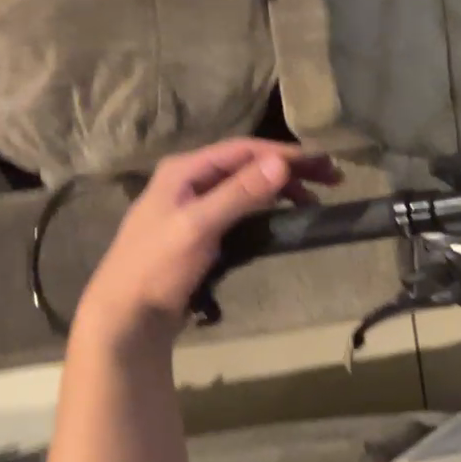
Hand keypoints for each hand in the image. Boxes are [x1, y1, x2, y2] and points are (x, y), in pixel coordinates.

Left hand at [75, 139, 340, 341]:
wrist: (128, 313)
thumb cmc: (158, 267)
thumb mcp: (200, 227)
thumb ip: (240, 194)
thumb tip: (281, 162)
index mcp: (184, 170)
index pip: (245, 149)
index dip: (287, 153)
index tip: (325, 164)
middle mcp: (190, 179)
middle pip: (248, 163)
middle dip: (290, 167)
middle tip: (332, 178)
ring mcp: (195, 203)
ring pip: (247, 183)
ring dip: (282, 186)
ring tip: (313, 200)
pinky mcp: (203, 226)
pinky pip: (243, 204)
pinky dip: (269, 204)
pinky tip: (284, 213)